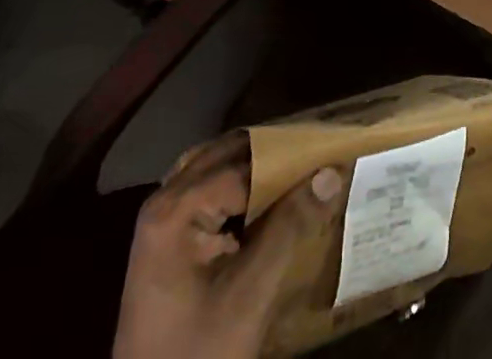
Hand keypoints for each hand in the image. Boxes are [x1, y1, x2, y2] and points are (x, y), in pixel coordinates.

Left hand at [114, 132, 345, 358]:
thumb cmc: (200, 350)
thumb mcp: (250, 293)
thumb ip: (289, 226)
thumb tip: (330, 172)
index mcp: (176, 208)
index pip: (244, 165)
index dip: (289, 159)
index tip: (329, 153)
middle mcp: (163, 200)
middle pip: (226, 155)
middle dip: (273, 153)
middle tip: (318, 156)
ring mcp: (161, 219)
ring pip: (216, 169)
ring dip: (256, 168)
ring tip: (301, 173)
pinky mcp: (167, 239)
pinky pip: (207, 192)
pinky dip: (238, 187)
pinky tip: (268, 200)